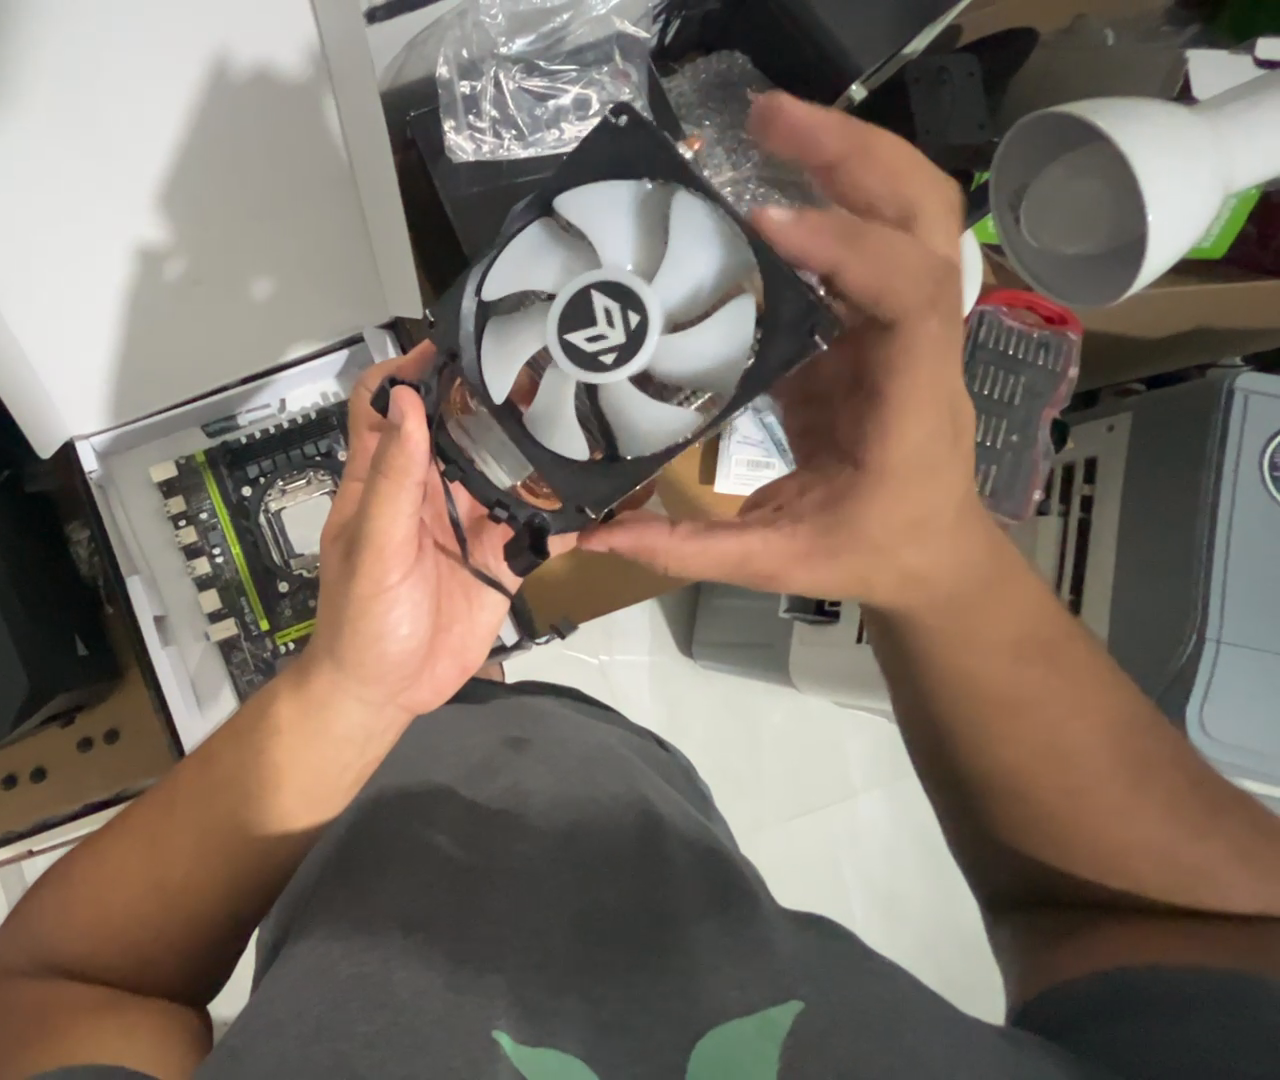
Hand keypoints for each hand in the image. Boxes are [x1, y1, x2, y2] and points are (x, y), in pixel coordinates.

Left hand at [290, 344, 560, 721]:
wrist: (388, 689)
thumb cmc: (363, 619)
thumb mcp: (374, 548)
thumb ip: (393, 480)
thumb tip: (409, 400)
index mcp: (384, 480)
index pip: (384, 406)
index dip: (406, 371)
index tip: (452, 345)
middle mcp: (427, 490)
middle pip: (456, 427)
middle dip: (490, 396)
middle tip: (543, 362)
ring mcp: (467, 521)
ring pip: (503, 468)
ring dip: (535, 445)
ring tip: (585, 408)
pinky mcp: (501, 557)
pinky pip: (537, 524)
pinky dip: (565, 509)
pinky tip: (602, 489)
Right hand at [582, 91, 999, 614]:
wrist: (930, 553)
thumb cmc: (868, 554)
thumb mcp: (772, 561)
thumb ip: (680, 548)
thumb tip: (589, 535)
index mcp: (908, 399)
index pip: (907, 297)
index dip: (846, 247)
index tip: (765, 222)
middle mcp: (913, 345)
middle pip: (919, 218)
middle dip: (852, 154)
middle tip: (764, 117)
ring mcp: (889, 329)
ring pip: (900, 215)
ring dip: (843, 158)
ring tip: (763, 124)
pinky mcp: (859, 331)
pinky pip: (851, 251)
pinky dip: (816, 205)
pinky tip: (753, 191)